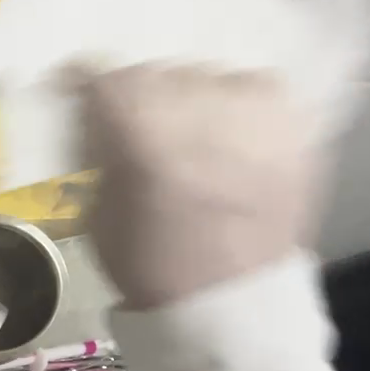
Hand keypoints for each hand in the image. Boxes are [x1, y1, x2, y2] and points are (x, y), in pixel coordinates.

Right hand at [77, 65, 323, 309]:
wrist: (225, 298)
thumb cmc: (146, 262)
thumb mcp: (96, 212)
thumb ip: (99, 154)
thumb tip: (96, 119)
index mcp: (144, 141)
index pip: (108, 80)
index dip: (83, 79)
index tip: (71, 84)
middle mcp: (207, 112)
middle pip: (159, 71)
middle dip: (136, 94)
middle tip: (128, 124)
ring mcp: (260, 114)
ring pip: (210, 75)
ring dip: (187, 97)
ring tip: (183, 132)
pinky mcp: (298, 123)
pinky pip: (256, 90)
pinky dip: (233, 105)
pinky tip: (223, 136)